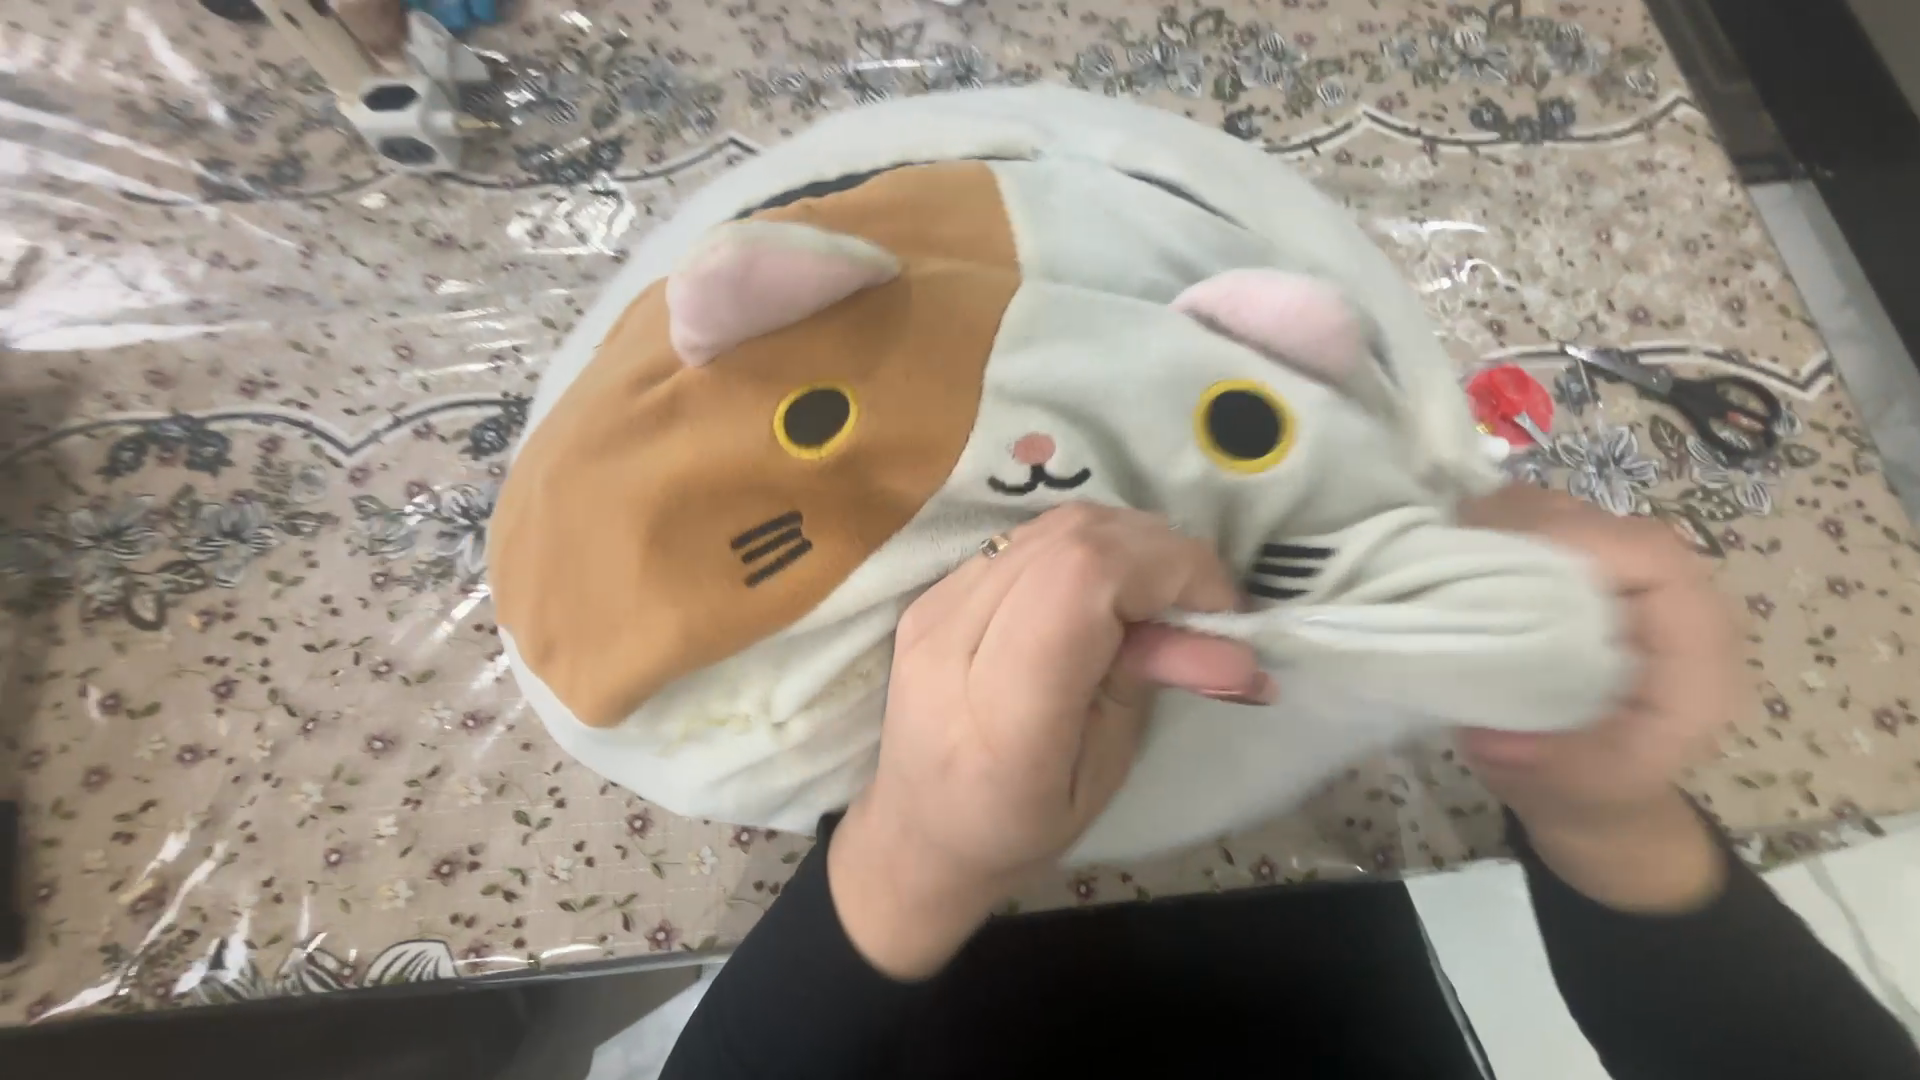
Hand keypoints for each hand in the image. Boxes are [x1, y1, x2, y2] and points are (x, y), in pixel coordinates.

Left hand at [828, 504, 1269, 977]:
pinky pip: (1023, 540)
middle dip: (1157, 552)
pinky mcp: (928, 594)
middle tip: (1195, 603)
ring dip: (1123, 542)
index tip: (1219, 609)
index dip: (1168, 568)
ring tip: (1153, 595)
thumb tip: (1236, 645)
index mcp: (1000, 715)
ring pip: (1049, 527)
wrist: (918, 826)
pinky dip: (1082, 548)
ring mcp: (931, 608)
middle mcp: (951, 643)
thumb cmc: (1018, 825)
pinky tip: (1099, 591)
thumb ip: (1151, 682)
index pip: (1082, 579)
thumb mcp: (1103, 771)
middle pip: (1070, 539)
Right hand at [1456, 485, 1746, 910]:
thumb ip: (1546, 766)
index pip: (1656, 563)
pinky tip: (1462, 546)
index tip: (1499, 548)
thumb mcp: (1569, 791)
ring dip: (1514, 519)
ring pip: (1581, 520)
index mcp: (1690, 657)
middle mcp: (1667, 609)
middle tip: (1456, 540)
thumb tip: (1493, 738)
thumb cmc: (1587, 790)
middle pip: (1614, 529)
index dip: (1583, 541)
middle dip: (1533, 523)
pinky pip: (1550, 533)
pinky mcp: (1584, 585)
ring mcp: (1623, 591)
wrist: (1593, 794)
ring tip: (1451, 539)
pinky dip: (1503, 527)